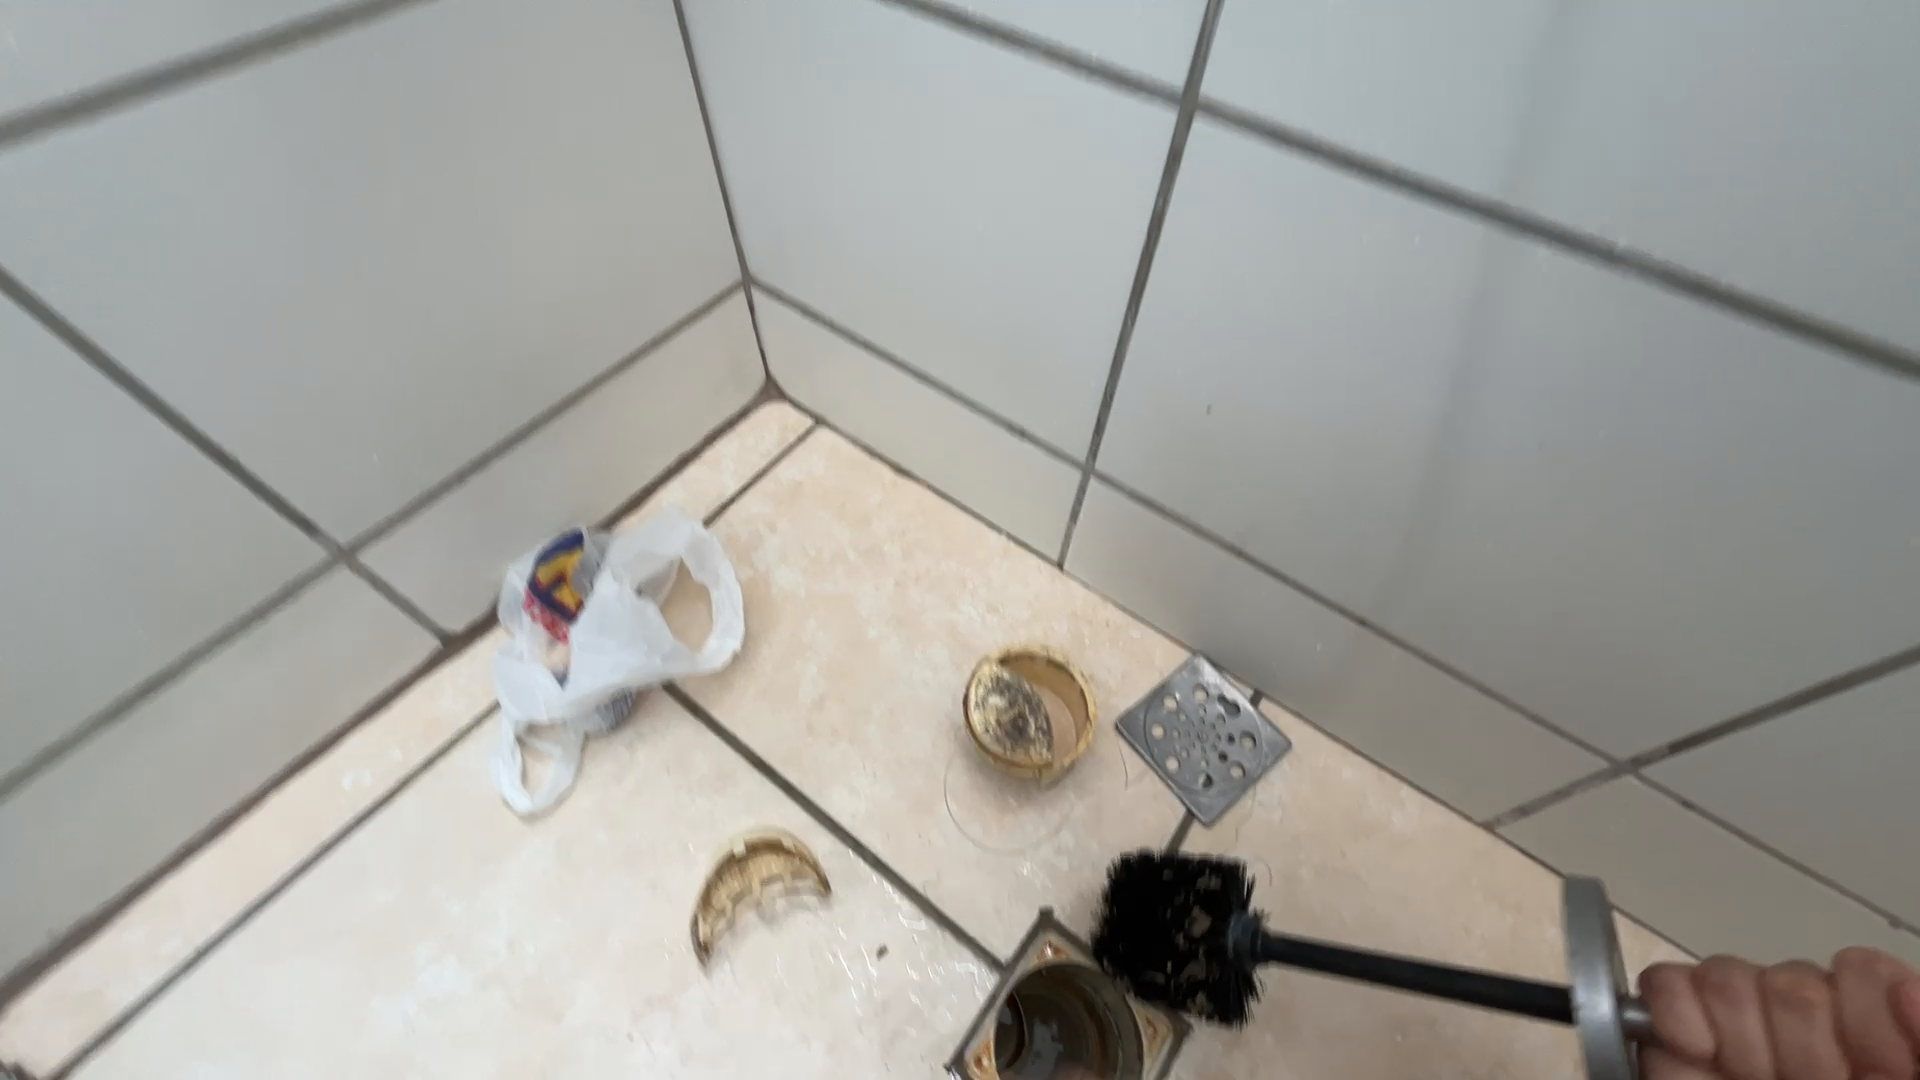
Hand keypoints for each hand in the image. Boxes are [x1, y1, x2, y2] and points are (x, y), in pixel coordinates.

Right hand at [1639, 949, 1919, 1079]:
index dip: (1869, 1011)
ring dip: (1743, 1036)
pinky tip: (1700, 1051)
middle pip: (1791, 976)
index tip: (1881, 1068)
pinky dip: (1676, 1009)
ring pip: (1726, 974)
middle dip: (1804, 1042)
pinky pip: (1664, 982)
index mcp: (1880, 1053)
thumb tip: (1907, 987)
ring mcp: (1734, 1033)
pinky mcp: (1670, 1033)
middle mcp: (1810, 1035)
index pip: (1862, 972)